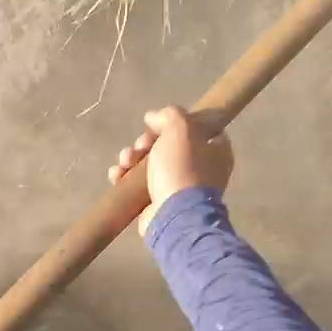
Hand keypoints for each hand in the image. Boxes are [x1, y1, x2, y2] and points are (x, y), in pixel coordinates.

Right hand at [107, 106, 234, 234]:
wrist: (174, 215)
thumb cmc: (183, 168)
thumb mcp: (180, 129)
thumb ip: (168, 115)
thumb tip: (153, 117)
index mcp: (215, 150)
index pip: (196, 129)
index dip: (173, 124)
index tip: (156, 125)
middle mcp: (199, 168)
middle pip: (167, 145)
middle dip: (145, 143)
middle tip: (139, 147)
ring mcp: (177, 188)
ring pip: (149, 164)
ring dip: (131, 158)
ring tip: (124, 162)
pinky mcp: (156, 203)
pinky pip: (138, 184)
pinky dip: (125, 177)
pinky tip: (116, 175)